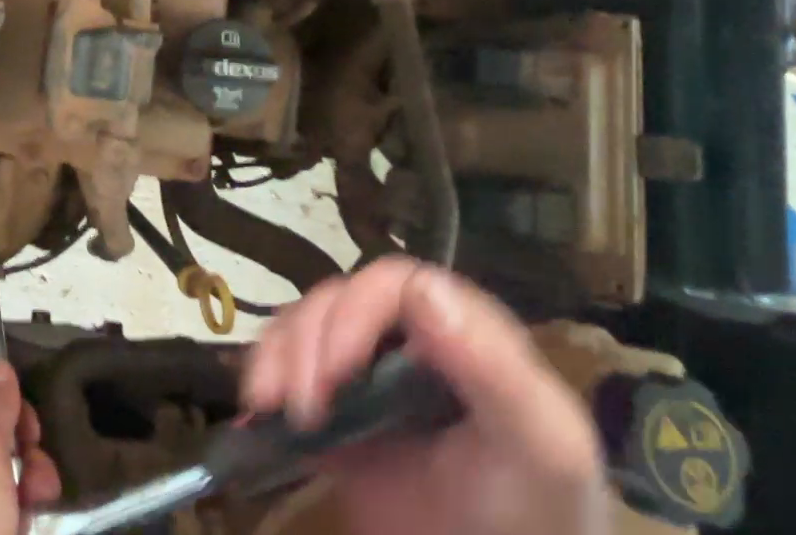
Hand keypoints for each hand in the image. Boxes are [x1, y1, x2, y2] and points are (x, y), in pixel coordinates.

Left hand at [0, 362, 62, 534]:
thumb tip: (0, 363)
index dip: (14, 408)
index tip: (32, 428)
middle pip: (6, 439)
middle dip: (31, 455)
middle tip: (35, 475)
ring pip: (13, 477)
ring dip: (32, 489)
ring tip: (33, 507)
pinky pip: (10, 511)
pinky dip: (20, 517)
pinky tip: (20, 527)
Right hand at [242, 259, 608, 534]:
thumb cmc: (531, 520)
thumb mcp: (538, 449)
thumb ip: (496, 371)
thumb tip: (424, 290)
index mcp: (462, 334)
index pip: (395, 284)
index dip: (355, 311)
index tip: (338, 369)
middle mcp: (407, 340)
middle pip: (335, 300)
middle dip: (307, 345)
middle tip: (303, 408)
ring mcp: (364, 372)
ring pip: (300, 324)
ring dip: (276, 357)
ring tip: (268, 406)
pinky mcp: (330, 405)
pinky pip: (282, 364)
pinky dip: (261, 376)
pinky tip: (257, 411)